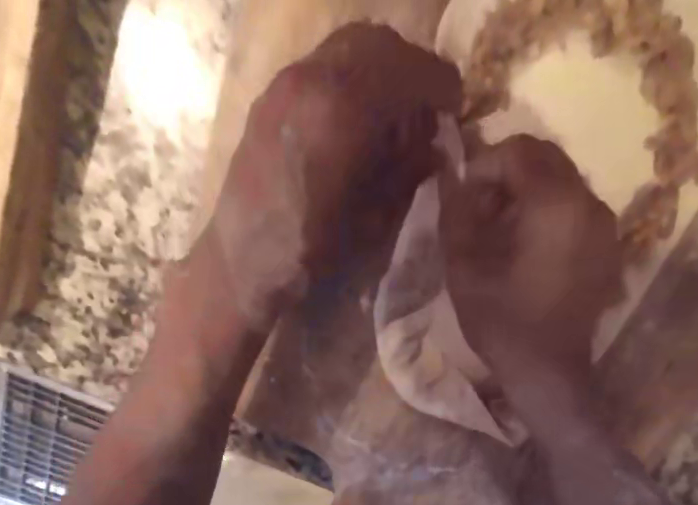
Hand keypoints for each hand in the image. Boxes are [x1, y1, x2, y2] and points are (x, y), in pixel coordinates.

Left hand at [207, 23, 460, 327]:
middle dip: (410, 69)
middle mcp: (311, 78)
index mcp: (342, 108)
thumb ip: (406, 172)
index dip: (440, 84)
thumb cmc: (309, 253)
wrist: (241, 266)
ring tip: (392, 114)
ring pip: (346, 49)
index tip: (456, 106)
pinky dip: (349, 79)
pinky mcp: (268, 97)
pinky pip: (320, 66)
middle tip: (427, 107)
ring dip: (378, 70)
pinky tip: (356, 121)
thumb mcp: (371, 220)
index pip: (408, 68)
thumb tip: (435, 148)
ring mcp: (284, 83)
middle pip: (377, 44)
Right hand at [439, 135, 623, 409]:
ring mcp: (605, 225)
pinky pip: (576, 210)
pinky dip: (549, 214)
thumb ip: (455, 214)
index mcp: (555, 204)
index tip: (463, 199)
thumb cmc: (503, 325)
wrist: (549, 373)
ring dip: (528, 193)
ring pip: (562, 183)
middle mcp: (589, 203)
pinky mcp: (607, 248)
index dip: (484, 166)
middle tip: (481, 212)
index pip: (518, 151)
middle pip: (546, 159)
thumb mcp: (464, 271)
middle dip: (508, 175)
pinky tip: (528, 249)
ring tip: (501, 233)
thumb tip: (450, 176)